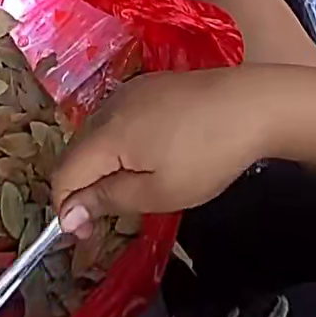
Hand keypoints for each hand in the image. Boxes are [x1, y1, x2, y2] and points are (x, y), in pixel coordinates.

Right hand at [49, 68, 274, 235]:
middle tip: (116, 213)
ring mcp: (135, 88)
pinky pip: (121, 115)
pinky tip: (154, 152)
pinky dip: (123, 140)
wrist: (253, 104)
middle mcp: (113, 102)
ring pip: (99, 132)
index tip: (89, 234)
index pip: (62, 172)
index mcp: (108, 130)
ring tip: (138, 184)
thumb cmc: (207, 155)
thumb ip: (107, 199)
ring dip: (104, 162)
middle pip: (78, 149)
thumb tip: (68, 212)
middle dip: (84, 185)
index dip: (66, 207)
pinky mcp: (154, 82)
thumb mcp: (158, 191)